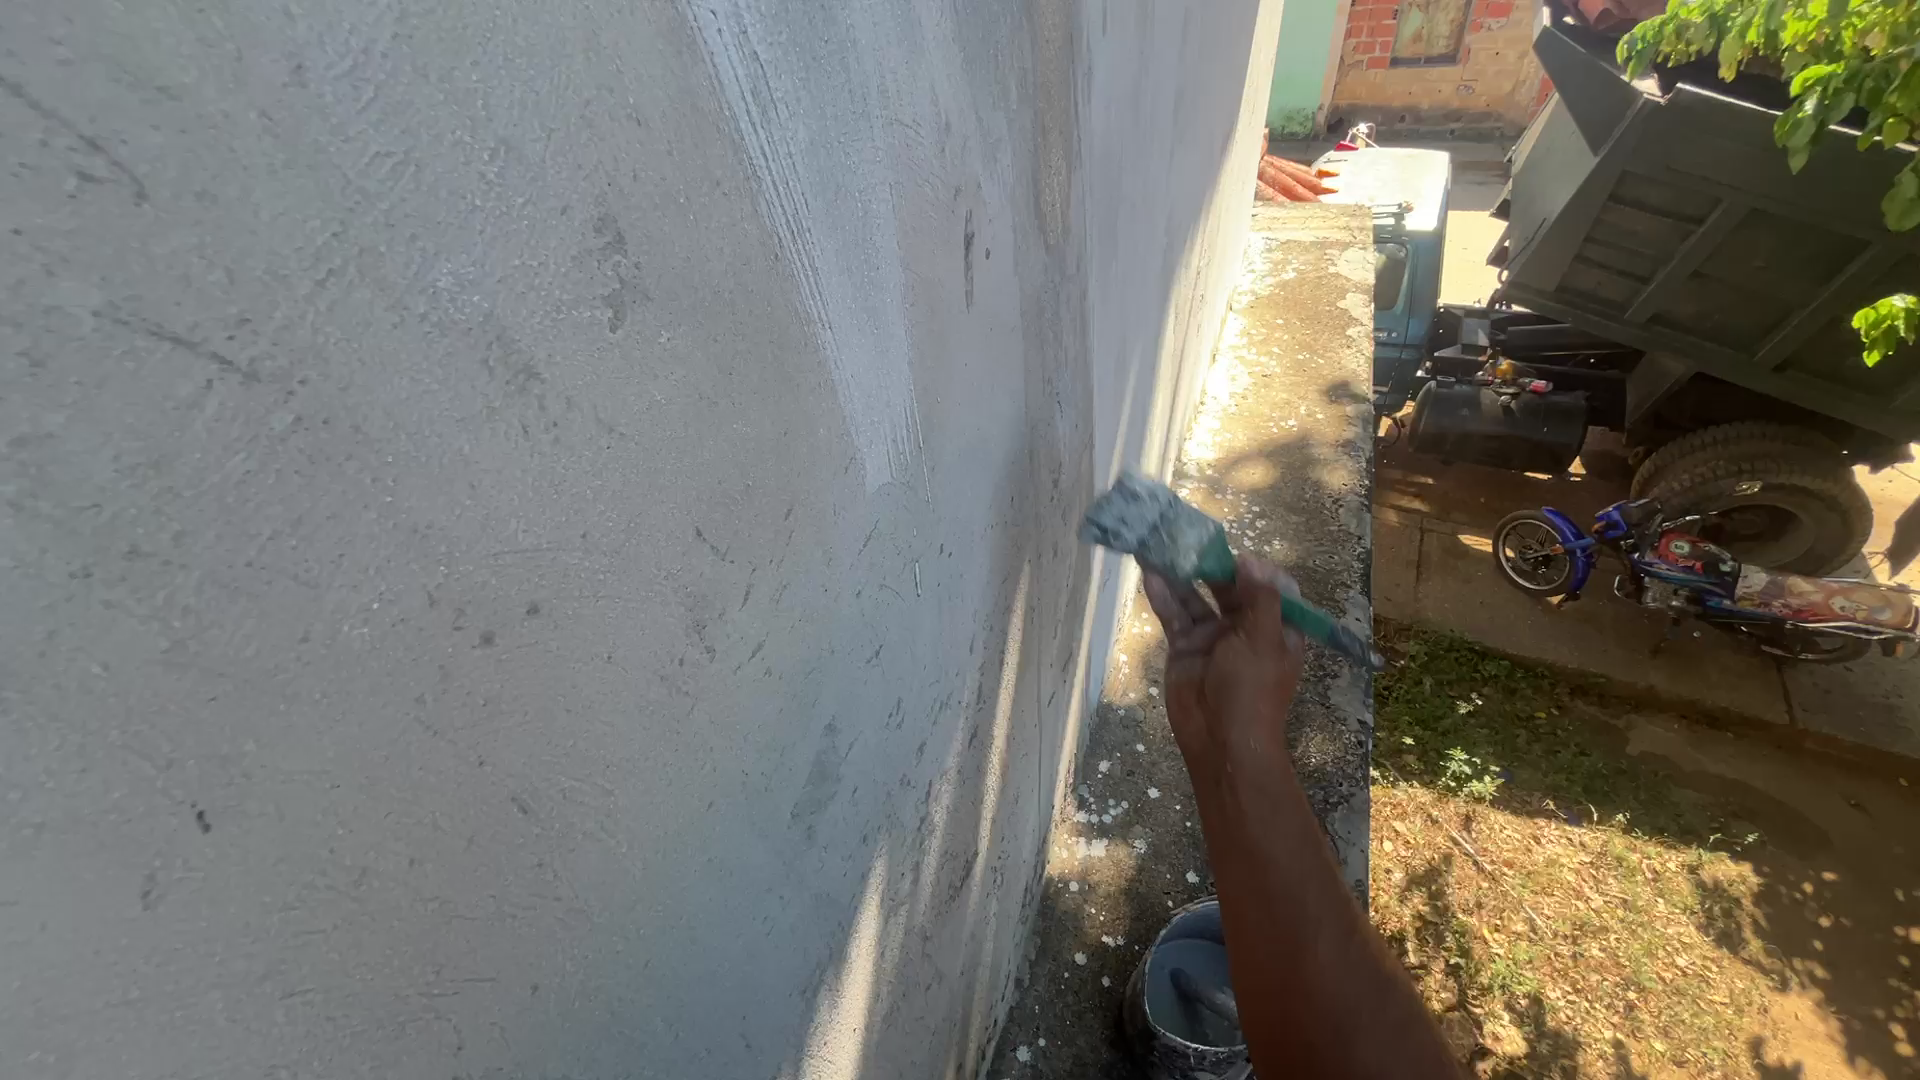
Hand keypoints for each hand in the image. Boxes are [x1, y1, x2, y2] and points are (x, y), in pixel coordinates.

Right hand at [1142, 555, 1305, 781]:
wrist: (1221, 740)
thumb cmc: (1253, 690)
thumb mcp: (1265, 641)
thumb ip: (1259, 598)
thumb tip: (1250, 560)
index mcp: (1277, 628)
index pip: (1270, 588)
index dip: (1255, 569)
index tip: (1236, 556)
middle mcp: (1244, 628)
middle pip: (1227, 587)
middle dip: (1209, 563)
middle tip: (1188, 537)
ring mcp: (1212, 637)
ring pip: (1195, 597)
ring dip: (1179, 573)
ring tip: (1160, 545)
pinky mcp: (1184, 646)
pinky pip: (1174, 614)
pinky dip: (1163, 595)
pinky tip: (1150, 573)